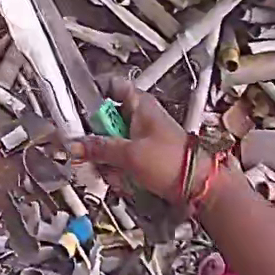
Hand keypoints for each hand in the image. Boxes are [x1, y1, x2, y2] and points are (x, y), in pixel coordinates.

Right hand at [73, 80, 193, 203]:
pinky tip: (125, 181)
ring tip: (117, 172)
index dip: (94, 96)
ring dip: (109, 161)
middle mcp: (140, 117)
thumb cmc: (173, 161)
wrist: (198, 187)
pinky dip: (120, 170)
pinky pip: (122, 159)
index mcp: (139, 104)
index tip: (79, 110)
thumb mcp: (129, 153)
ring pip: (111, 144)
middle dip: (99, 142)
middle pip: (106, 121)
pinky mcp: (144, 156)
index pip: (111, 87)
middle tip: (98, 154)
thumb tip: (76, 145)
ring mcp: (142, 137)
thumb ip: (99, 149)